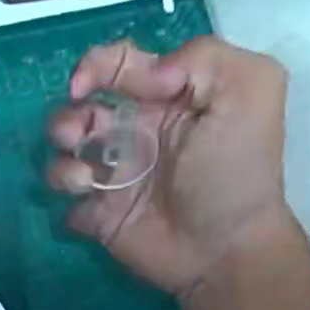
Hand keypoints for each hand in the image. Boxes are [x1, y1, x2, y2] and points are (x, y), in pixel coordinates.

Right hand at [47, 37, 296, 300]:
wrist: (225, 249)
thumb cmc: (237, 172)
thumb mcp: (247, 89)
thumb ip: (199, 59)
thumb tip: (146, 77)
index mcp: (164, 101)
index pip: (118, 69)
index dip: (94, 67)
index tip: (82, 86)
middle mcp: (135, 137)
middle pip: (81, 112)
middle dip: (67, 118)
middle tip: (76, 136)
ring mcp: (117, 181)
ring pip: (65, 158)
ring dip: (61, 162)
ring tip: (83, 180)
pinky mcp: (104, 220)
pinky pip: (68, 207)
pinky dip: (67, 203)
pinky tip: (90, 207)